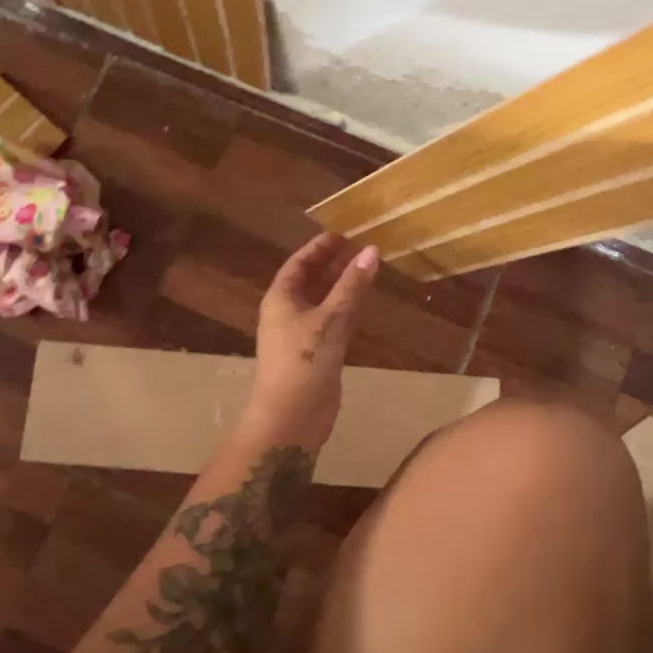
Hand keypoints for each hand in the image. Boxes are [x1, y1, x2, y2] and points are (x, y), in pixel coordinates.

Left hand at [244, 233, 380, 447]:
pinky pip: (329, 321)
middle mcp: (286, 312)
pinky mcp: (314, 353)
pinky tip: (362, 304)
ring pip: (321, 301)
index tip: (343, 235)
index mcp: (280, 298)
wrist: (291, 417)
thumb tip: (371, 250)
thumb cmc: (304, 361)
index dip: (319, 248)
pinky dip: (344, 308)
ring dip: (340, 286)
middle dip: (331, 264)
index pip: (299, 263)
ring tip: (365, 270)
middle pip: (309, 280)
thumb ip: (352, 285)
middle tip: (359, 248)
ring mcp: (299, 334)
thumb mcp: (331, 319)